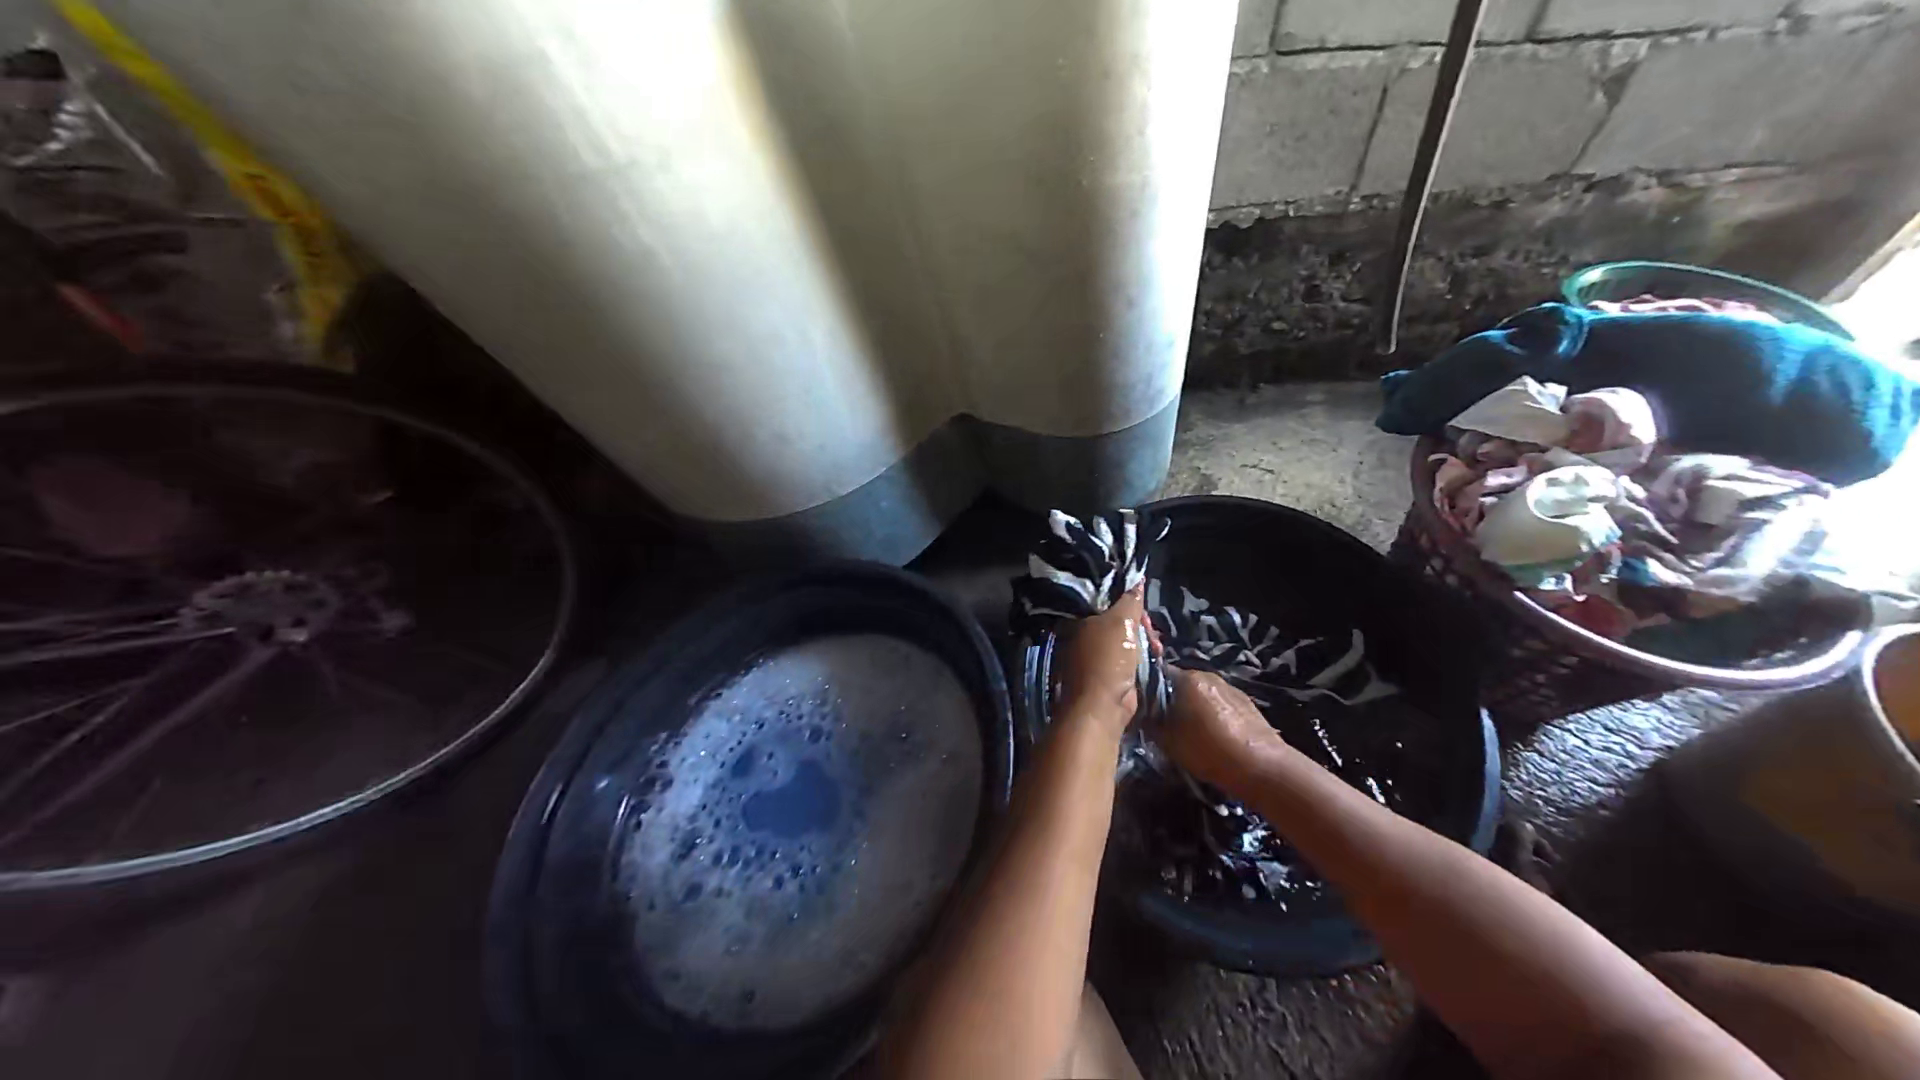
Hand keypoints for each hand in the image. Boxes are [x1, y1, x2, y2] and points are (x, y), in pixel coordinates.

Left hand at [1053, 586, 1150, 735]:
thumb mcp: (1121, 622)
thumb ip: (1130, 600)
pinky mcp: (1106, 673)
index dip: (1126, 601)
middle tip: (1151, 631)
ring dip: (1144, 641)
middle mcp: (1082, 635)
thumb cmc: (1108, 659)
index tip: (1143, 607)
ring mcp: (1093, 656)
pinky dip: (1141, 656)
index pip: (1105, 601)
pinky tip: (1154, 656)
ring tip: (1157, 646)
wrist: (1104, 705)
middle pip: (1118, 620)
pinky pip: (1127, 657)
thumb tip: (1138, 579)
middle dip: (1140, 624)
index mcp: (1079, 619)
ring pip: (1125, 639)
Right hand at [1155, 668, 1292, 795]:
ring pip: (1201, 693)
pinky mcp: (1246, 702)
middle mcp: (1208, 675)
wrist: (1262, 767)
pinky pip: (1219, 702)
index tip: (1144, 709)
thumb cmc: (1208, 750)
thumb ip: (1149, 721)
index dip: (1147, 690)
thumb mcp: (1167, 740)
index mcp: (1187, 679)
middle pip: (1180, 682)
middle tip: (1165, 723)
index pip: (1157, 674)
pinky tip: (1214, 735)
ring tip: (1191, 731)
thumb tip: (1141, 712)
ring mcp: (1230, 687)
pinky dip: (1212, 714)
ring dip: (1193, 707)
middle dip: (1171, 699)